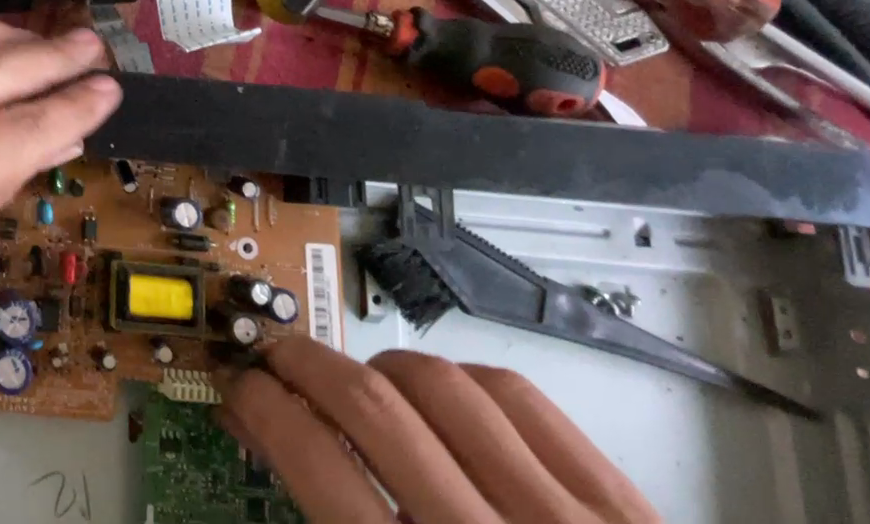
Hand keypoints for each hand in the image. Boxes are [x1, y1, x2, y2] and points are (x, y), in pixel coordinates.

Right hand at [218, 337, 661, 523]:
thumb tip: (268, 437)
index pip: (313, 460)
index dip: (261, 406)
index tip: (242, 390)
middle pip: (370, 405)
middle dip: (303, 364)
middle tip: (277, 362)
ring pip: (439, 386)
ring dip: (377, 369)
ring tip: (359, 384)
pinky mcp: (627, 512)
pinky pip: (519, 398)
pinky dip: (460, 381)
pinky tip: (440, 401)